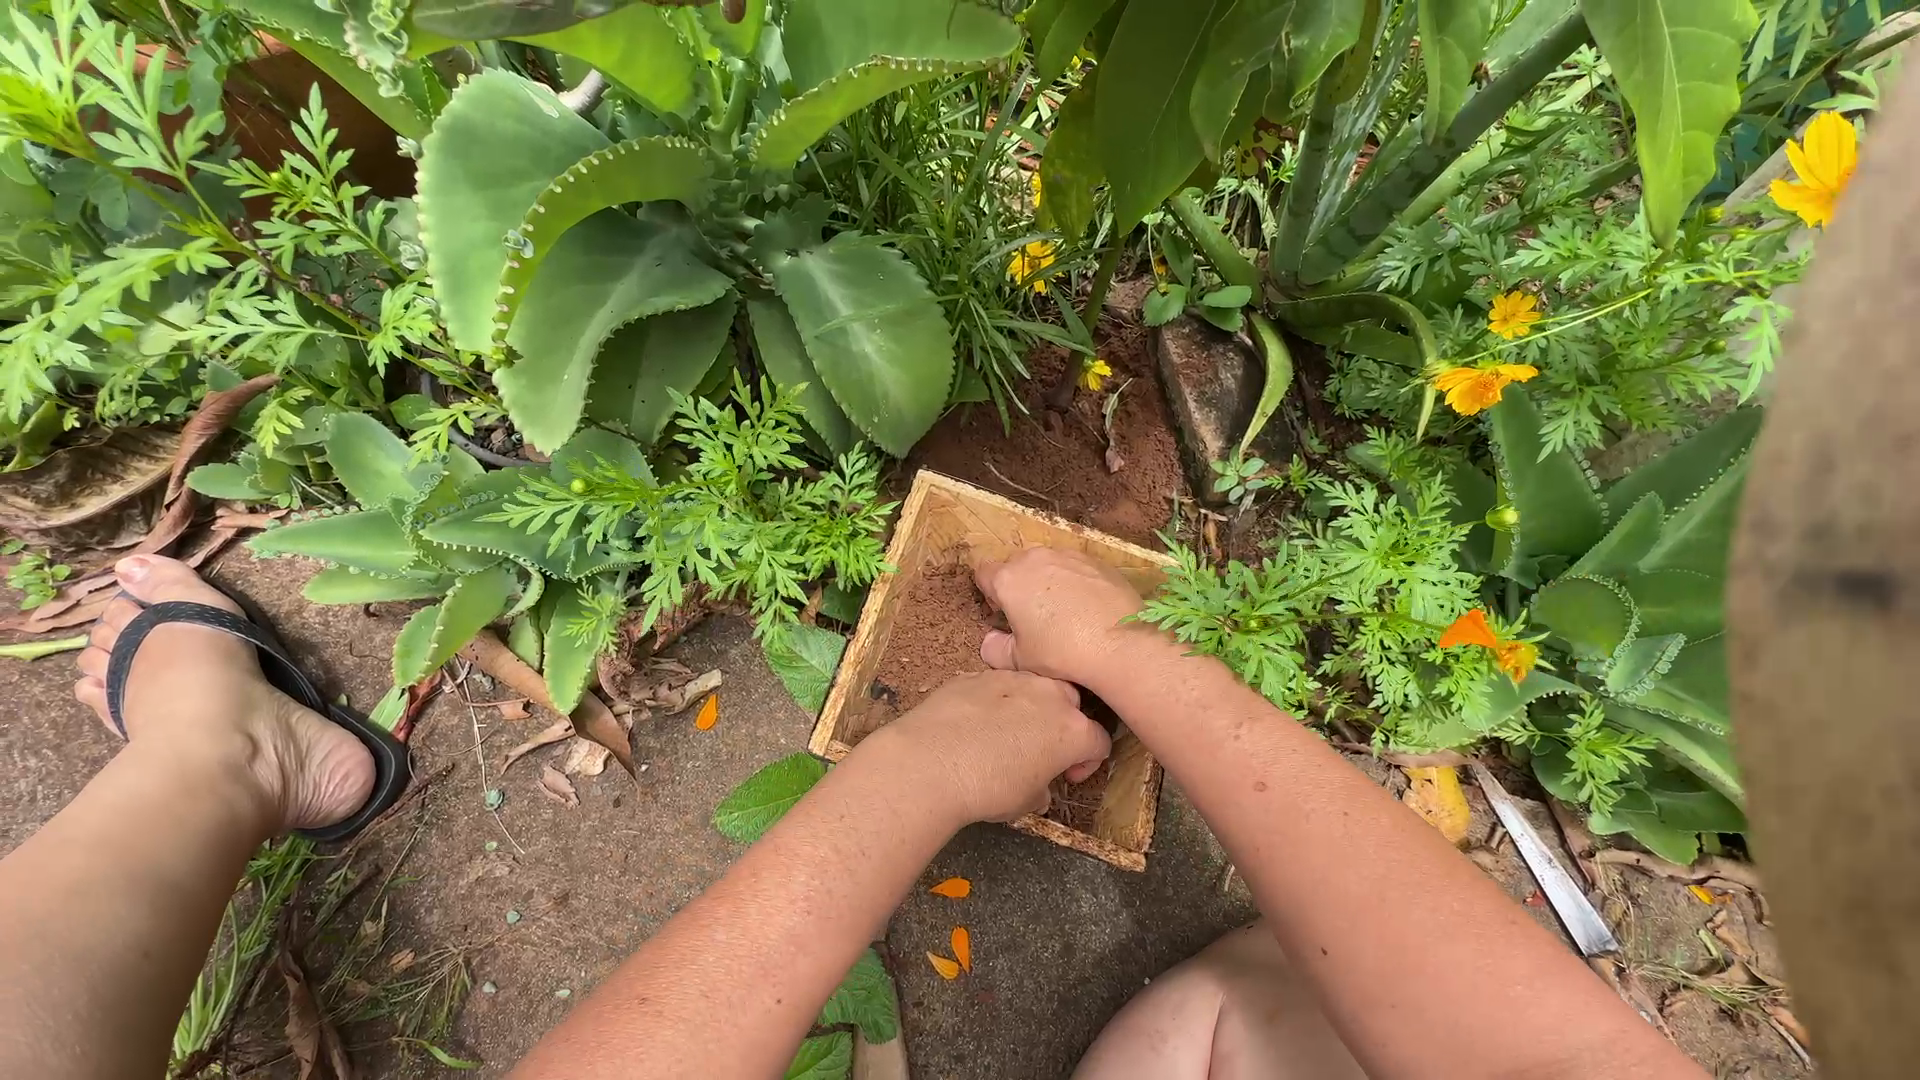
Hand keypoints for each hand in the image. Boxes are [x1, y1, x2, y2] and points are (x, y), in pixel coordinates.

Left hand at [874, 669, 1110, 823]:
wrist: (931, 762)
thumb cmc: (987, 787)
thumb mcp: (1025, 801)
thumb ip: (1041, 788)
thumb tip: (1038, 788)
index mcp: (1072, 730)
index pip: (1098, 742)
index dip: (1087, 762)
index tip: (1068, 776)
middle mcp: (1048, 695)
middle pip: (1070, 703)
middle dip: (1061, 725)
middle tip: (1040, 751)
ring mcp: (1011, 679)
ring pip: (1032, 687)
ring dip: (1028, 707)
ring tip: (1004, 734)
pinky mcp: (976, 674)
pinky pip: (995, 686)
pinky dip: (993, 702)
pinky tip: (973, 725)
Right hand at [972, 548, 1155, 689]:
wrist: (1120, 644)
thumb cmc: (1062, 652)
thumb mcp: (1020, 660)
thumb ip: (995, 649)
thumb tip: (990, 641)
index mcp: (1008, 579)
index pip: (984, 574)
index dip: (990, 594)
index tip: (1003, 613)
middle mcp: (1035, 559)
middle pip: (1015, 566)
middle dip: (1019, 586)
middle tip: (1032, 616)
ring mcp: (1067, 556)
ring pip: (1046, 564)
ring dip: (1047, 581)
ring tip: (1063, 612)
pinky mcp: (1095, 560)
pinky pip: (1075, 567)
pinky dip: (1074, 582)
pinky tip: (1086, 608)